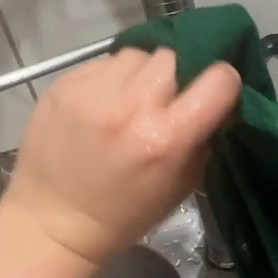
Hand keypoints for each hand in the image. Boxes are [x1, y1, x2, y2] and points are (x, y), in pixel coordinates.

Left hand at [0, 48, 239, 266]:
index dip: (223, 83)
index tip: (215, 93)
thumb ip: (204, 137)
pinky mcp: (63, 85)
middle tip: (167, 99)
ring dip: (142, 74)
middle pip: (174, 58)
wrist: (54, 222)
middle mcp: (132, 107)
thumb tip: (220, 101)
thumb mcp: (183, 183)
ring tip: (132, 99)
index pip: (218, 80)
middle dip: (178, 75)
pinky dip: (111, 79)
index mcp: (167, 138)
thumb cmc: (127, 212)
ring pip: (137, 55)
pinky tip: (103, 104)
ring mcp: (92, 92)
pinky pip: (103, 63)